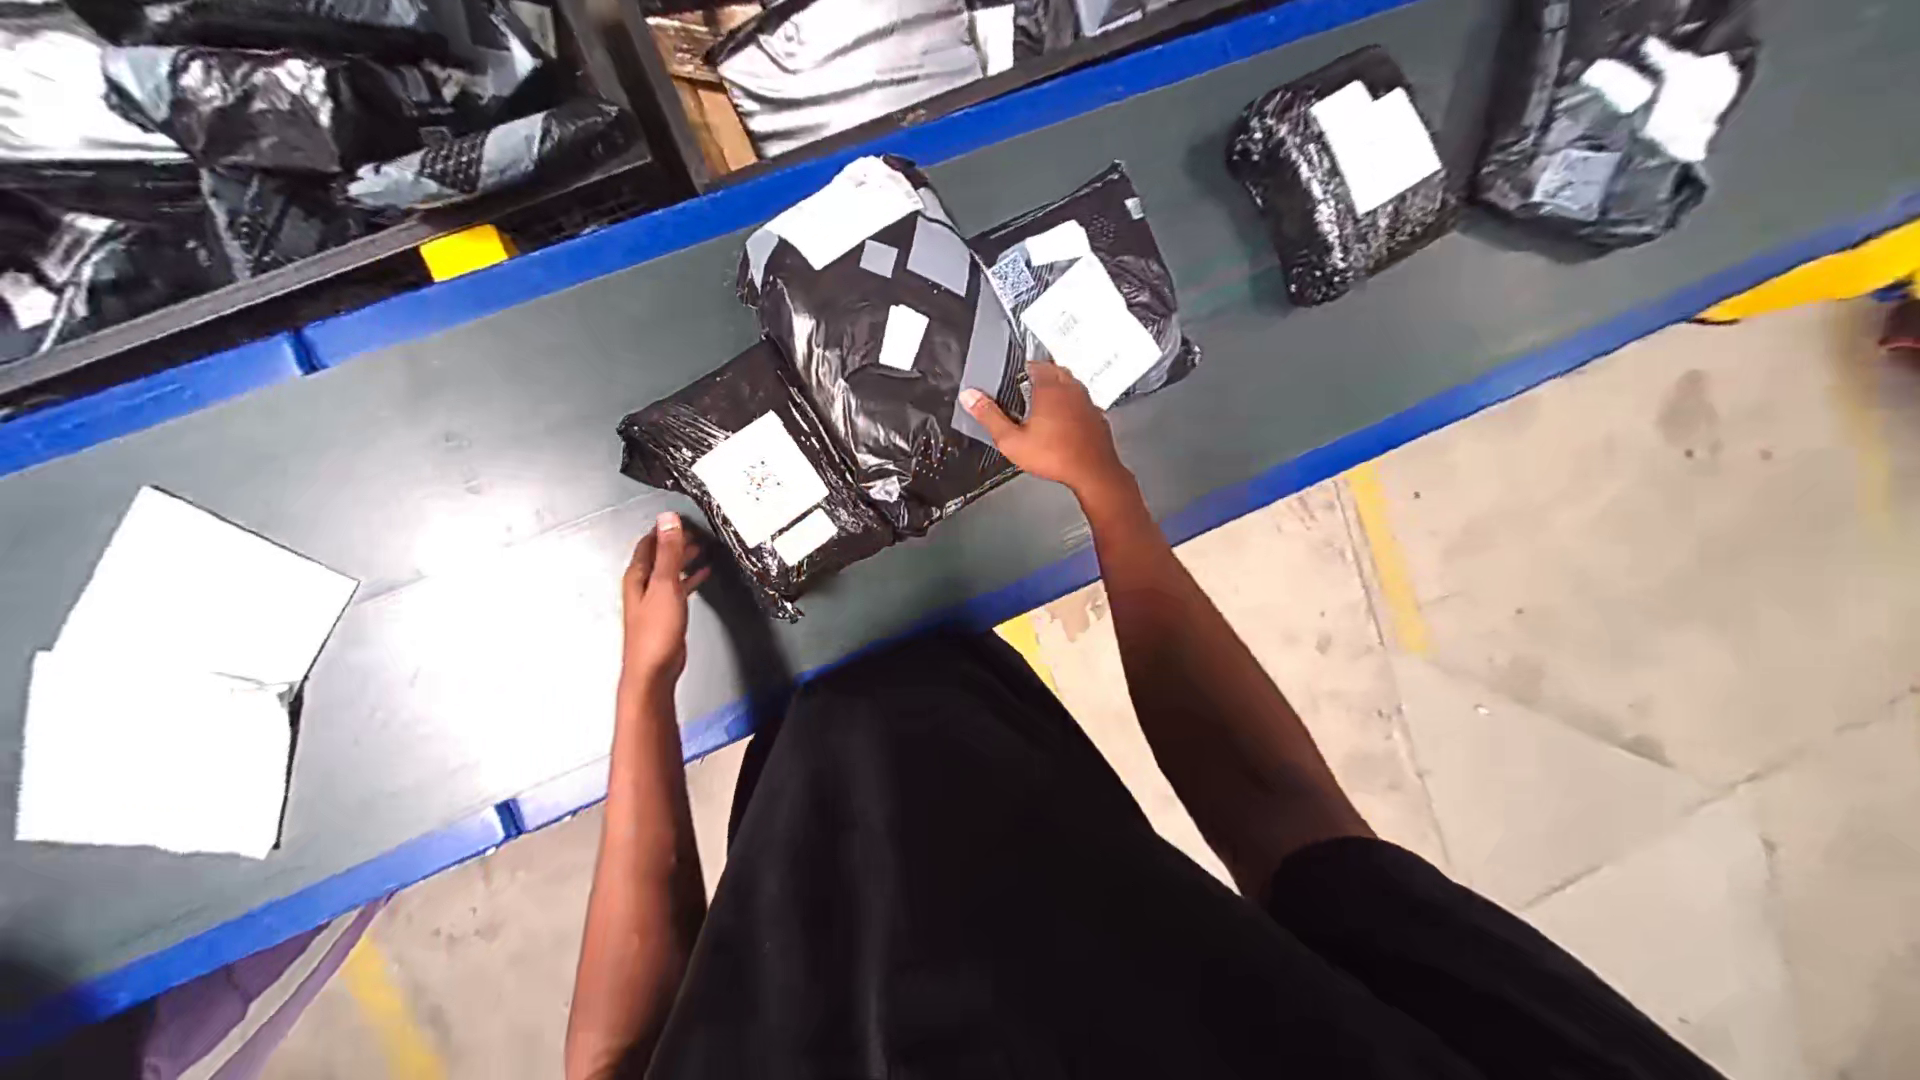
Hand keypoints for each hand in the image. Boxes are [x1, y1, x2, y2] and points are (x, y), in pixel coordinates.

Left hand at [620, 512, 710, 693]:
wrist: (654, 670)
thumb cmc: (655, 631)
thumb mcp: (664, 585)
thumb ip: (668, 552)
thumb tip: (668, 520)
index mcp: (637, 575)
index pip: (649, 542)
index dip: (665, 529)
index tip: (682, 518)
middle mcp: (642, 585)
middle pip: (659, 555)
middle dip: (676, 541)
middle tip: (697, 531)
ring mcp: (654, 599)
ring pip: (670, 570)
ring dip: (684, 558)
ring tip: (702, 548)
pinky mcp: (667, 612)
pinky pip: (679, 586)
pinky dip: (690, 577)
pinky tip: (702, 574)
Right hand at [960, 360, 1133, 501]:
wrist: (1093, 473)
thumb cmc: (1055, 456)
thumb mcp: (1011, 440)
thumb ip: (989, 416)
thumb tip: (969, 397)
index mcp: (1049, 388)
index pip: (1036, 365)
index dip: (1024, 369)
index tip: (1016, 376)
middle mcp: (1071, 389)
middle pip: (1056, 370)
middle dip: (1042, 375)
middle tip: (1029, 385)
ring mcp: (1087, 402)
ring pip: (1072, 384)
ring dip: (1059, 388)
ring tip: (1045, 402)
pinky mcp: (1097, 416)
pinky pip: (1083, 403)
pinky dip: (1073, 406)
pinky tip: (1065, 421)